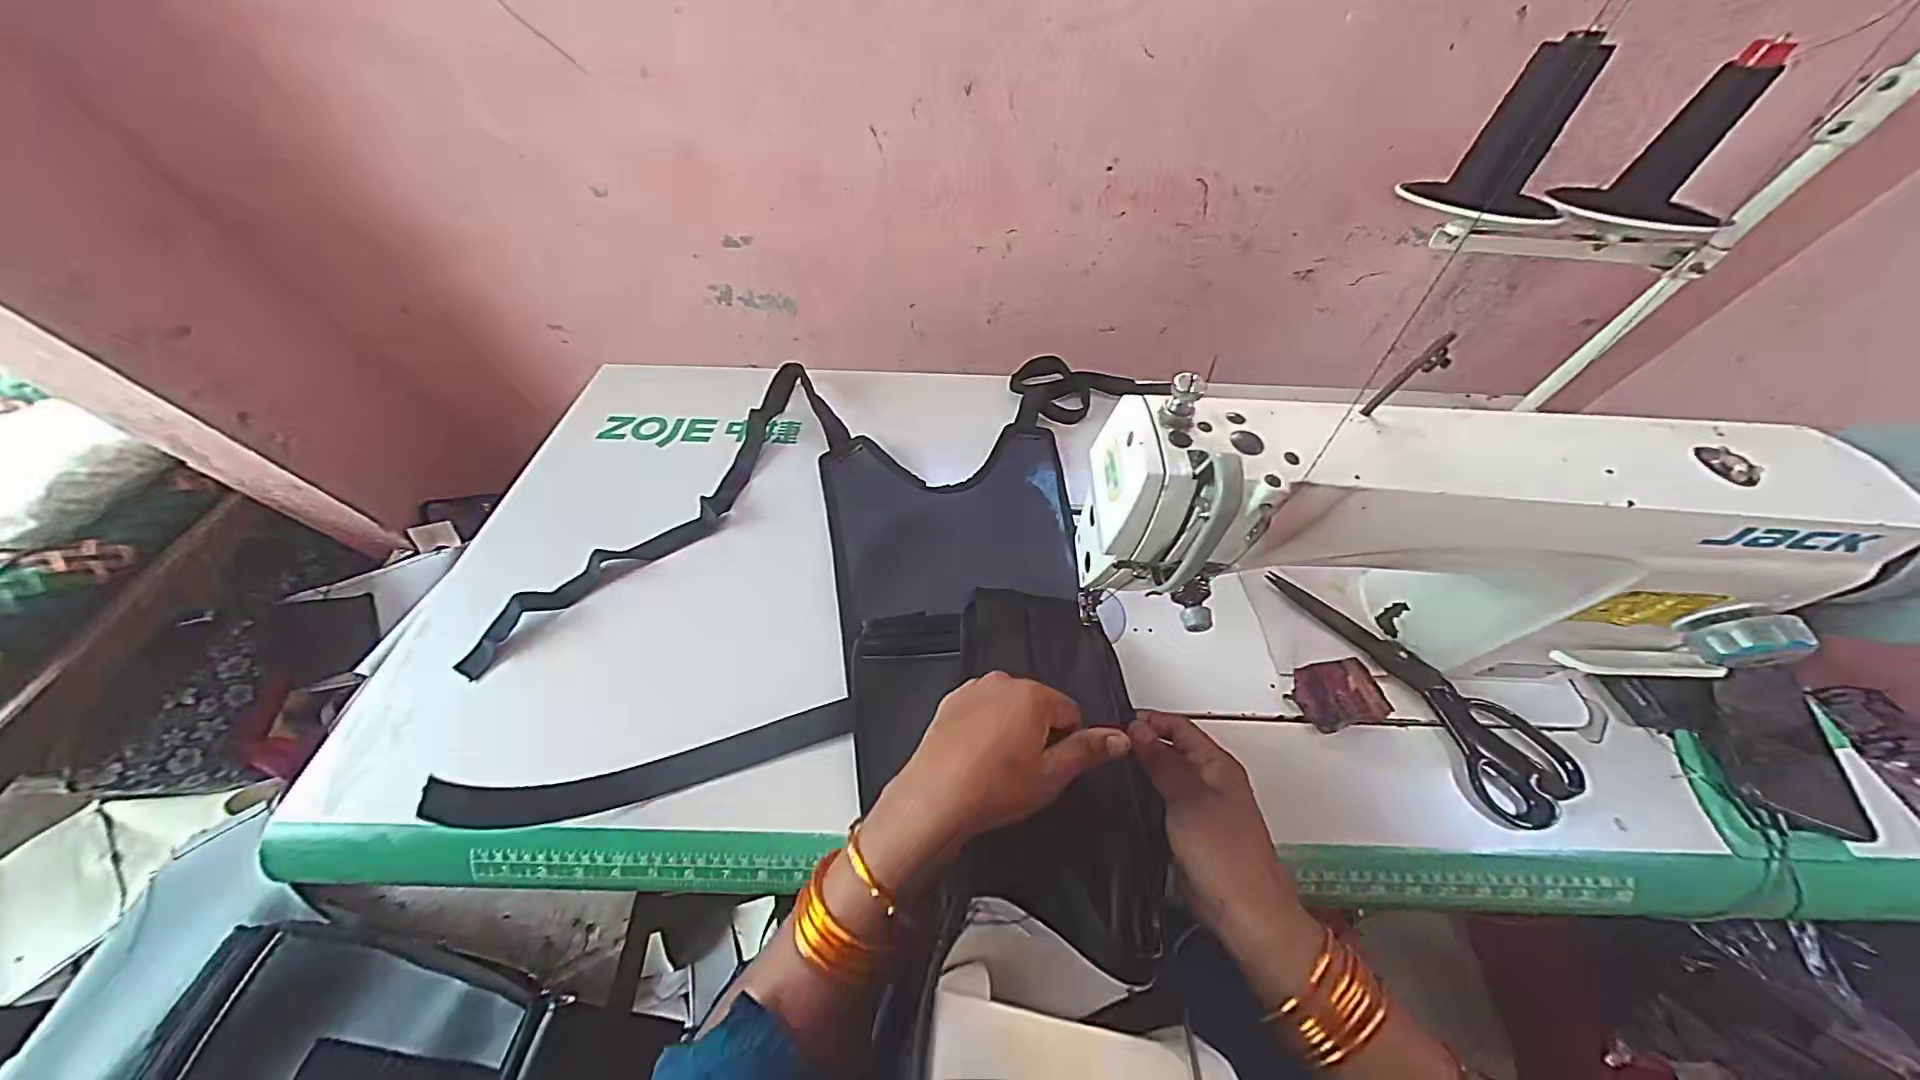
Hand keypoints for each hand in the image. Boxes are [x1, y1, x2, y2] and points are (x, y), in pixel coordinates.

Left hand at [861, 673, 1131, 889]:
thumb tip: (1115, 739)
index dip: (1068, 742)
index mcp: (1032, 695)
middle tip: (1026, 769)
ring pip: (1009, 709)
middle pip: (1039, 707)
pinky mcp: (952, 703)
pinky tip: (979, 759)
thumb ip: (1088, 751)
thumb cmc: (986, 787)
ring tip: (999, 767)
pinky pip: (981, 712)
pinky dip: (984, 730)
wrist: (934, 797)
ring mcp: (974, 691)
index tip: (1054, 762)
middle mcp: (1002, 684)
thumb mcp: (1051, 775)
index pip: (1071, 711)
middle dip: (1039, 734)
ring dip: (1011, 731)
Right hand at [1128, 711, 1303, 946]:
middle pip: (1173, 747)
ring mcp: (1201, 806)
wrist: (1245, 914)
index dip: (1150, 721)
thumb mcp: (1188, 800)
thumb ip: (1162, 763)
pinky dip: (1146, 792)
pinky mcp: (1190, 830)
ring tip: (1115, 762)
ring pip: (1167, 773)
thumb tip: (1140, 730)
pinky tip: (1129, 795)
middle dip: (1144, 741)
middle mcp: (1211, 781)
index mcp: (1218, 766)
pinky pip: (1163, 800)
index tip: (1119, 724)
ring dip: (1144, 766)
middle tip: (1112, 741)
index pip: (1180, 727)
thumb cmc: (1229, 859)